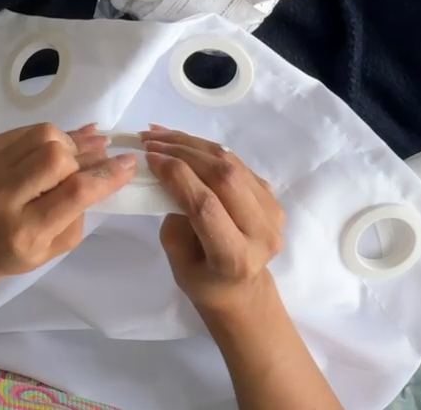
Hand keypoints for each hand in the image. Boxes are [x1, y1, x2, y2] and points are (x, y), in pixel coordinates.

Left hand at [0, 124, 135, 281]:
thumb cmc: (15, 251)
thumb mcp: (54, 246)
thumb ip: (81, 209)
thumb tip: (108, 165)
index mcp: (24, 231)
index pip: (73, 193)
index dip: (106, 175)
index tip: (130, 163)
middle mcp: (3, 196)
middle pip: (56, 156)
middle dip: (83, 156)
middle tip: (95, 160)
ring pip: (44, 134)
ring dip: (68, 142)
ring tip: (78, 153)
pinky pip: (29, 129)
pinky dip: (50, 136)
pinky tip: (61, 144)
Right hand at [144, 126, 285, 319]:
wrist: (241, 288)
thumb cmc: (202, 279)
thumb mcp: (177, 258)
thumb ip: (173, 215)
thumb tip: (164, 169)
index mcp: (236, 258)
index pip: (206, 206)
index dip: (177, 175)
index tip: (148, 157)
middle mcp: (262, 233)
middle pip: (223, 177)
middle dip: (182, 152)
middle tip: (150, 141)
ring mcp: (272, 211)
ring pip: (229, 161)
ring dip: (191, 143)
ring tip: (159, 133)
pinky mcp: (270, 193)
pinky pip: (234, 160)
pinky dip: (203, 146)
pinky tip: (178, 139)